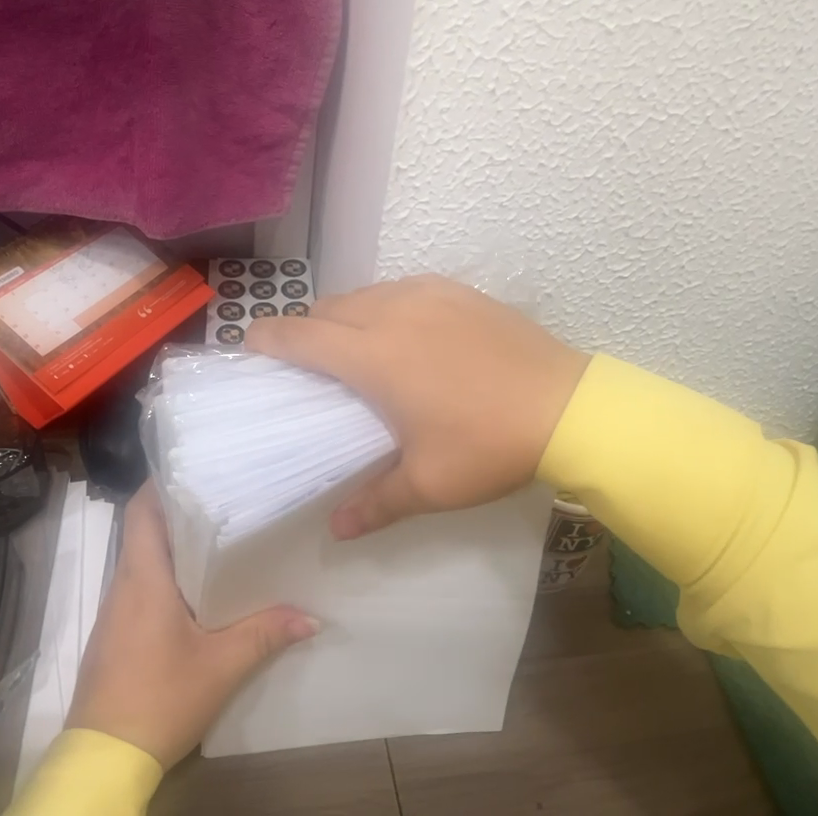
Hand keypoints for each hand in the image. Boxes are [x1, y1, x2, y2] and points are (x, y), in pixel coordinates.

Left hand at [66, 486, 318, 767]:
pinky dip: (166, 578)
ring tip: (219, 536)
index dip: (161, 483)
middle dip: (179, 512)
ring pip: (142, 561)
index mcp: (142, 578)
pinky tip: (198, 591)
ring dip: (174, 546)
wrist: (105, 759)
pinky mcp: (115, 637)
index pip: (140, 510)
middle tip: (224, 497)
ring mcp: (115, 613)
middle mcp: (123, 585)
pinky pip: (140, 589)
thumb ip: (264, 635)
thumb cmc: (158, 698)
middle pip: (144, 531)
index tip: (196, 466)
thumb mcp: (220, 667)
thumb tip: (311, 616)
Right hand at [246, 275, 589, 539]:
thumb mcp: (430, 485)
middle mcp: (391, 313)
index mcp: (372, 356)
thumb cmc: (488, 446)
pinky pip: (401, 289)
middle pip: (327, 309)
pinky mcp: (457, 291)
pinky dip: (384, 305)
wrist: (567, 407)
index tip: (250, 347)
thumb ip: (375, 503)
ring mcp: (427, 295)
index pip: (300, 335)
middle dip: (305, 329)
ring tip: (354, 348)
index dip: (267, 338)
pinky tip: (403, 333)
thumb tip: (337, 529)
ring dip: (345, 316)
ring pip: (364, 294)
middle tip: (306, 363)